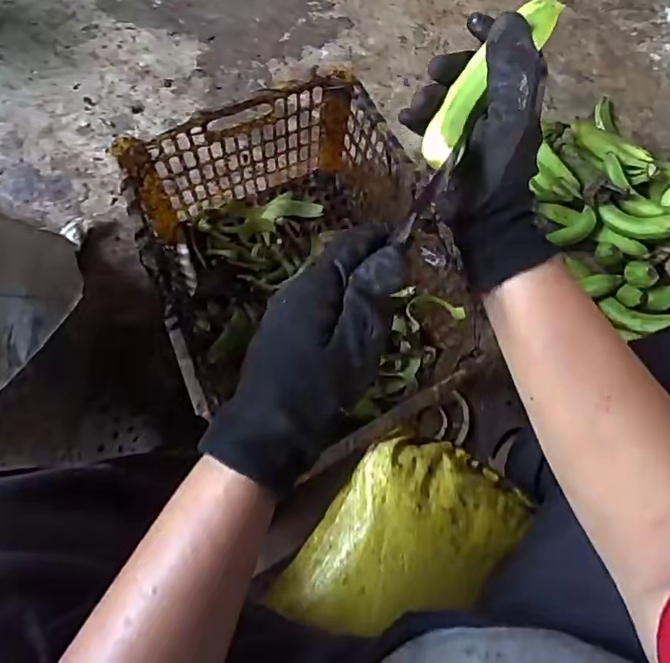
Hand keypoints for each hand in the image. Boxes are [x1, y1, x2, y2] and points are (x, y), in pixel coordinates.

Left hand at [199, 226, 405, 492]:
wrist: (264, 436)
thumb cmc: (316, 388)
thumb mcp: (354, 342)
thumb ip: (371, 293)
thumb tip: (390, 249)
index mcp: (314, 285)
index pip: (349, 244)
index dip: (377, 236)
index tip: (405, 234)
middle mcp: (295, 288)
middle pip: (337, 261)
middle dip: (368, 257)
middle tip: (401, 265)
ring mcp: (284, 310)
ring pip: (327, 283)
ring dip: (355, 280)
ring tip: (384, 290)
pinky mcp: (281, 331)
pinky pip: (318, 302)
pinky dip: (341, 299)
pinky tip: (353, 319)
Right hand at [400, 11, 557, 292]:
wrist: (481, 218)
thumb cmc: (501, 166)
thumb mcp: (510, 114)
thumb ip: (509, 69)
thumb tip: (509, 20)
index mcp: (518, 95)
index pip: (511, 52)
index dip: (494, 33)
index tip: (472, 22)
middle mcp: (495, 104)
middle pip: (472, 69)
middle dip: (452, 65)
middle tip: (436, 70)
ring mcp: (470, 122)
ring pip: (446, 91)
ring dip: (431, 92)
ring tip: (422, 105)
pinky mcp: (448, 140)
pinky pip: (429, 117)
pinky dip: (417, 115)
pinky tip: (409, 119)